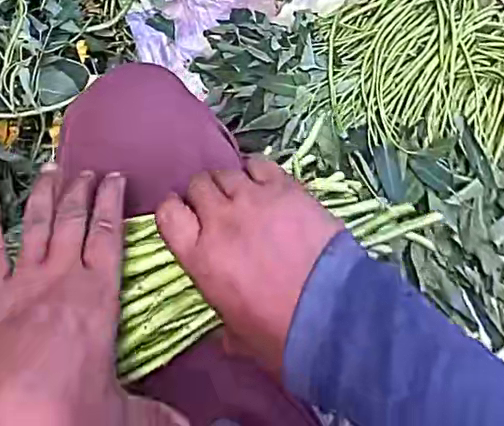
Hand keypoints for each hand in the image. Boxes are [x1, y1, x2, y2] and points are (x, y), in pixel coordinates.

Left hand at [0, 169, 184, 425]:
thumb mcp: (117, 416)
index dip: (113, 201)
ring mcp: (24, 280)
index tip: (117, 177)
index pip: (108, 233)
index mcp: (96, 293)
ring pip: (37, 223)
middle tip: (90, 169)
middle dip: (83, 189)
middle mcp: (62, 275)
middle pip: (74, 218)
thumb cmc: (65, 415)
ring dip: (46, 192)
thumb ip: (154, 415)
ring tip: (53, 168)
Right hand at [154, 159, 342, 378]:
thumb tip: (226, 334)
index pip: (167, 213)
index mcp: (201, 257)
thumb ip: (227, 327)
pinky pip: (257, 163)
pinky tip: (264, 183)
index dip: (174, 211)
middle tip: (219, 209)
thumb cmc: (283, 335)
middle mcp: (220, 220)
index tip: (186, 218)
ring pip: (225, 171)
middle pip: (197, 185)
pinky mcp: (282, 186)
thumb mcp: (243, 339)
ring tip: (243, 196)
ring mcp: (252, 198)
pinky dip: (256, 170)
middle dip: (204, 195)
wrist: (336, 314)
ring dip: (229, 183)